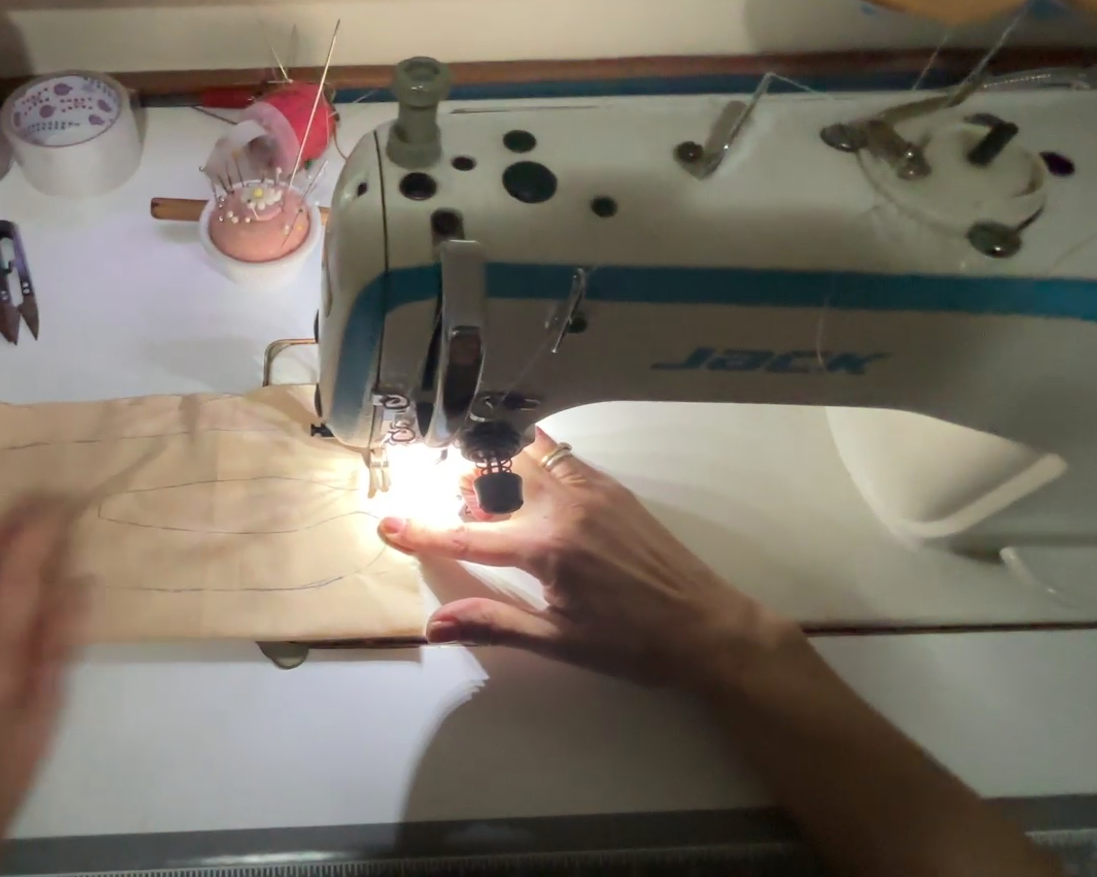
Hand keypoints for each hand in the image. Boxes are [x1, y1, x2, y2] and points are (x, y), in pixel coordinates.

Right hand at [378, 430, 801, 692]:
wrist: (708, 627)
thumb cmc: (631, 644)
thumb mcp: (559, 641)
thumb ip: (493, 623)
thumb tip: (434, 625)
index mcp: (546, 548)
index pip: (466, 537)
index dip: (422, 532)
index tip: (387, 523)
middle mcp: (563, 506)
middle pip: (492, 477)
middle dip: (463, 487)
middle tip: (457, 505)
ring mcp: (589, 488)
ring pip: (524, 455)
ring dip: (495, 466)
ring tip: (487, 488)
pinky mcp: (610, 485)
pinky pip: (559, 453)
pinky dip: (531, 453)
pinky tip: (526, 468)